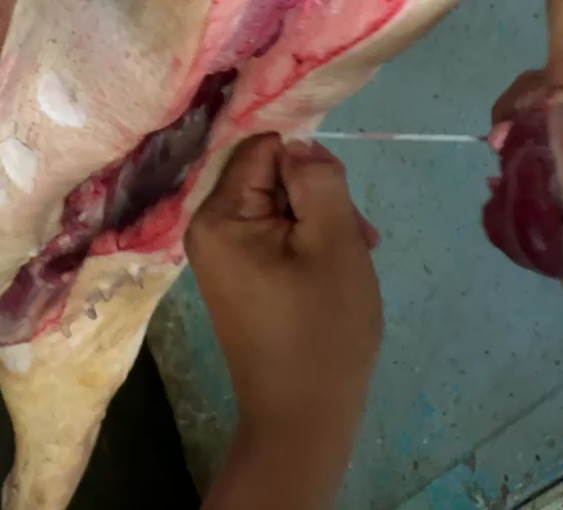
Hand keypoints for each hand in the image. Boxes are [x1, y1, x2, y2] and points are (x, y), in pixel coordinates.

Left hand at [186, 133, 382, 497]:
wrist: (303, 418)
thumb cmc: (321, 330)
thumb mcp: (333, 243)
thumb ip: (317, 180)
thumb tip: (299, 143)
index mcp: (217, 215)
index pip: (261, 150)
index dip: (305, 162)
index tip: (338, 196)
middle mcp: (206, 226)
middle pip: (267, 176)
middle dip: (315, 196)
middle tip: (357, 232)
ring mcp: (219, 251)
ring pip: (275, 204)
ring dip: (318, 219)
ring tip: (355, 252)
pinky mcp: (235, 271)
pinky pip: (271, 232)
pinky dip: (306, 241)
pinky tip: (334, 266)